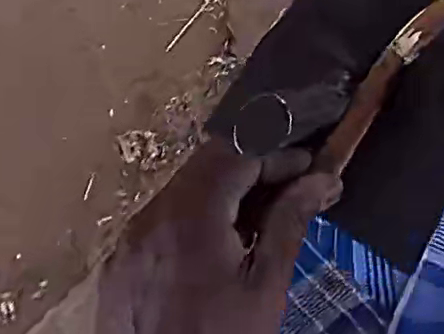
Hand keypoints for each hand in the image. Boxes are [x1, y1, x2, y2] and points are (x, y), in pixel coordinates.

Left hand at [97, 140, 340, 333]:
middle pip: (209, 161)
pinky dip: (198, 209)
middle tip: (291, 184)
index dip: (276, 153)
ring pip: (187, 183)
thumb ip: (289, 222)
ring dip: (226, 185)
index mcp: (190, 215)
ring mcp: (132, 234)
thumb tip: (321, 178)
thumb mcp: (264, 290)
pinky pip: (167, 211)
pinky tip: (223, 235)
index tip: (310, 166)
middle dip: (253, 164)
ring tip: (262, 211)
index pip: (238, 153)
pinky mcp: (122, 257)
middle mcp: (154, 213)